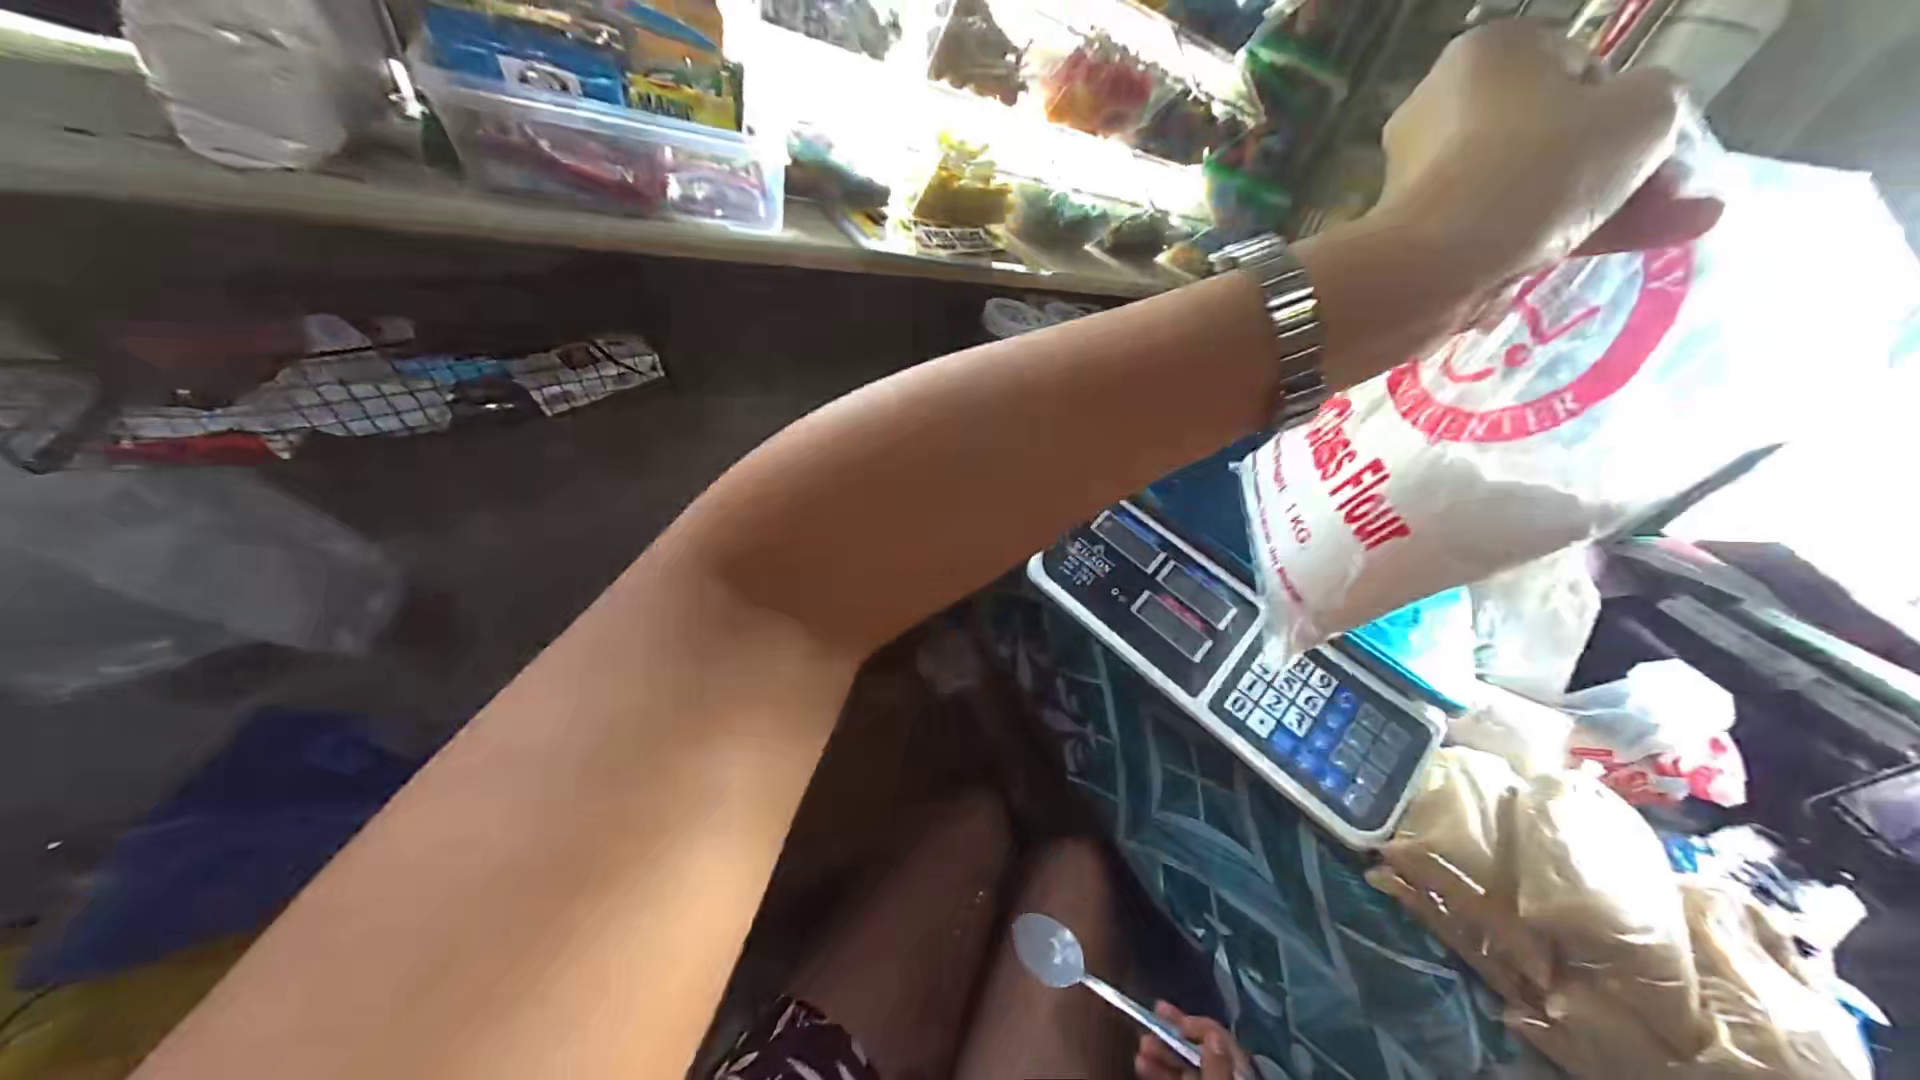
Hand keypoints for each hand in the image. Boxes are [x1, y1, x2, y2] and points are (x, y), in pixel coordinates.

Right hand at [1134, 1002, 1250, 1079]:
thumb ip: (1218, 1067)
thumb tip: (1212, 1033)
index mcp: (1241, 1068)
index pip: (1217, 1033)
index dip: (1189, 1020)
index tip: (1161, 1013)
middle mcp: (1227, 1071)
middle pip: (1198, 1048)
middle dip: (1170, 1037)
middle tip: (1146, 1028)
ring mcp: (1212, 1079)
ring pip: (1186, 1065)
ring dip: (1161, 1054)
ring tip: (1140, 1050)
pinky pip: (1180, 1078)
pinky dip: (1161, 1071)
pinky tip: (1142, 1066)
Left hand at [1370, 20, 1722, 287]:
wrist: (1434, 266)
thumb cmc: (1539, 167)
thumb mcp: (1645, 109)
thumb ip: (1657, 102)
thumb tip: (1637, 122)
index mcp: (1484, 53)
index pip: (1577, 68)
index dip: (1627, 105)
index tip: (1656, 140)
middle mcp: (1438, 110)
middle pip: (1552, 136)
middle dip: (1623, 165)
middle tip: (1681, 193)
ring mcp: (1422, 179)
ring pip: (1528, 187)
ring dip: (1605, 205)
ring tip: (1682, 226)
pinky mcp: (1416, 236)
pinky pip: (1495, 228)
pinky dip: (1551, 238)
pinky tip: (1620, 250)